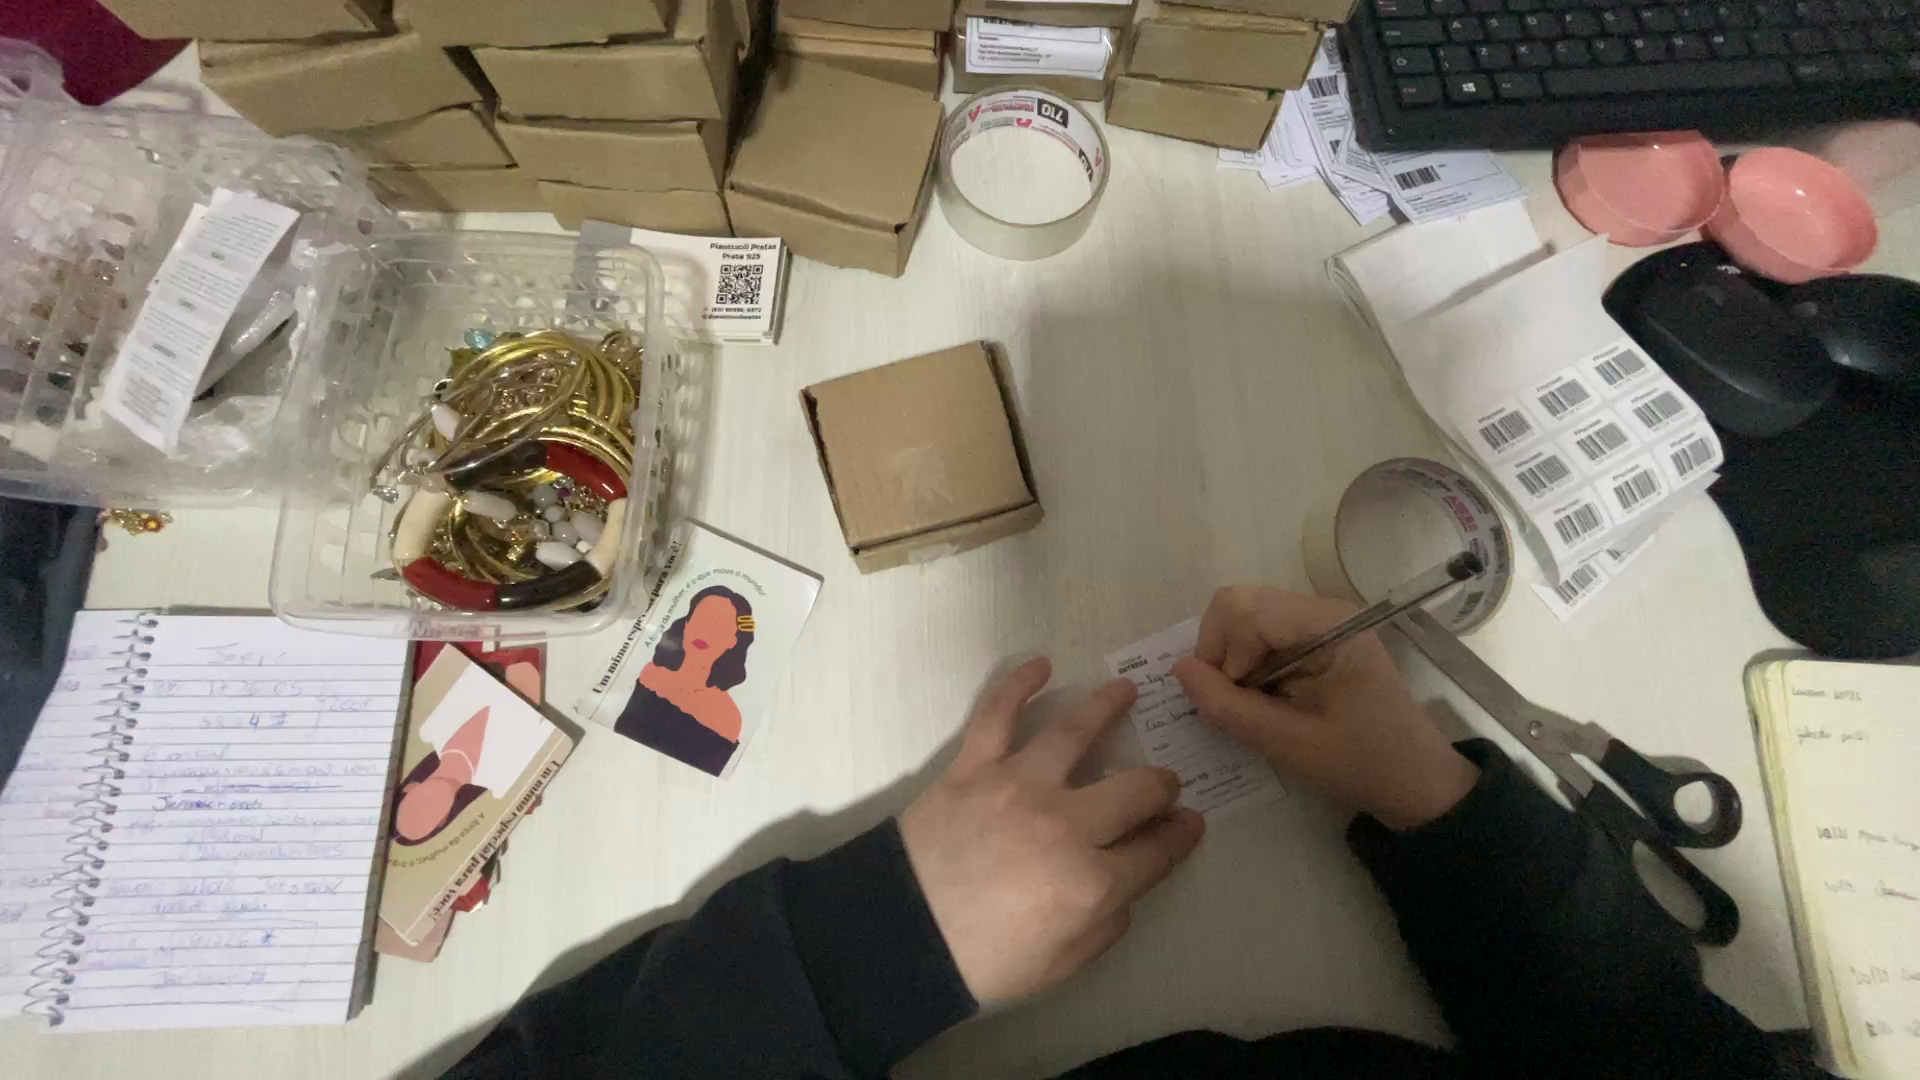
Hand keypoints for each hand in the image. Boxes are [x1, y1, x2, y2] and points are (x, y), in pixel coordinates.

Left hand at [900, 658, 1204, 1007]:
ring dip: (1107, 706)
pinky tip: (1042, 665)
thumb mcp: (1061, 964)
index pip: (1155, 851)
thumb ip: (1105, 925)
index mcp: (1091, 882)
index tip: (1190, 821)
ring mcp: (1019, 785)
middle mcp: (1065, 823)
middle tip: (1164, 779)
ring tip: (1126, 690)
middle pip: (1134, 790)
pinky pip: (998, 714)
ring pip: (1074, 732)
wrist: (902, 934)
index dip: (1179, 836)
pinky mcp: (975, 765)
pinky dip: (1019, 684)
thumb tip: (1124, 887)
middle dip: (1160, 784)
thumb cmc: (982, 959)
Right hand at [1171, 588, 1478, 831]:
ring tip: (1251, 696)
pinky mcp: (1308, 633)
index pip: (1243, 610)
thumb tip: (1178, 669)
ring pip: (1238, 613)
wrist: (1415, 782)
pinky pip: (1253, 629)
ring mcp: (1315, 618)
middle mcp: (1320, 608)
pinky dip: (1242, 658)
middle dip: (1220, 651)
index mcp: (1328, 626)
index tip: (1241, 701)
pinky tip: (1263, 691)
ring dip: (1229, 655)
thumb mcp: (1288, 745)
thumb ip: (1229, 707)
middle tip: (1237, 697)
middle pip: (1235, 603)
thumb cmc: (1359, 764)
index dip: (1225, 655)